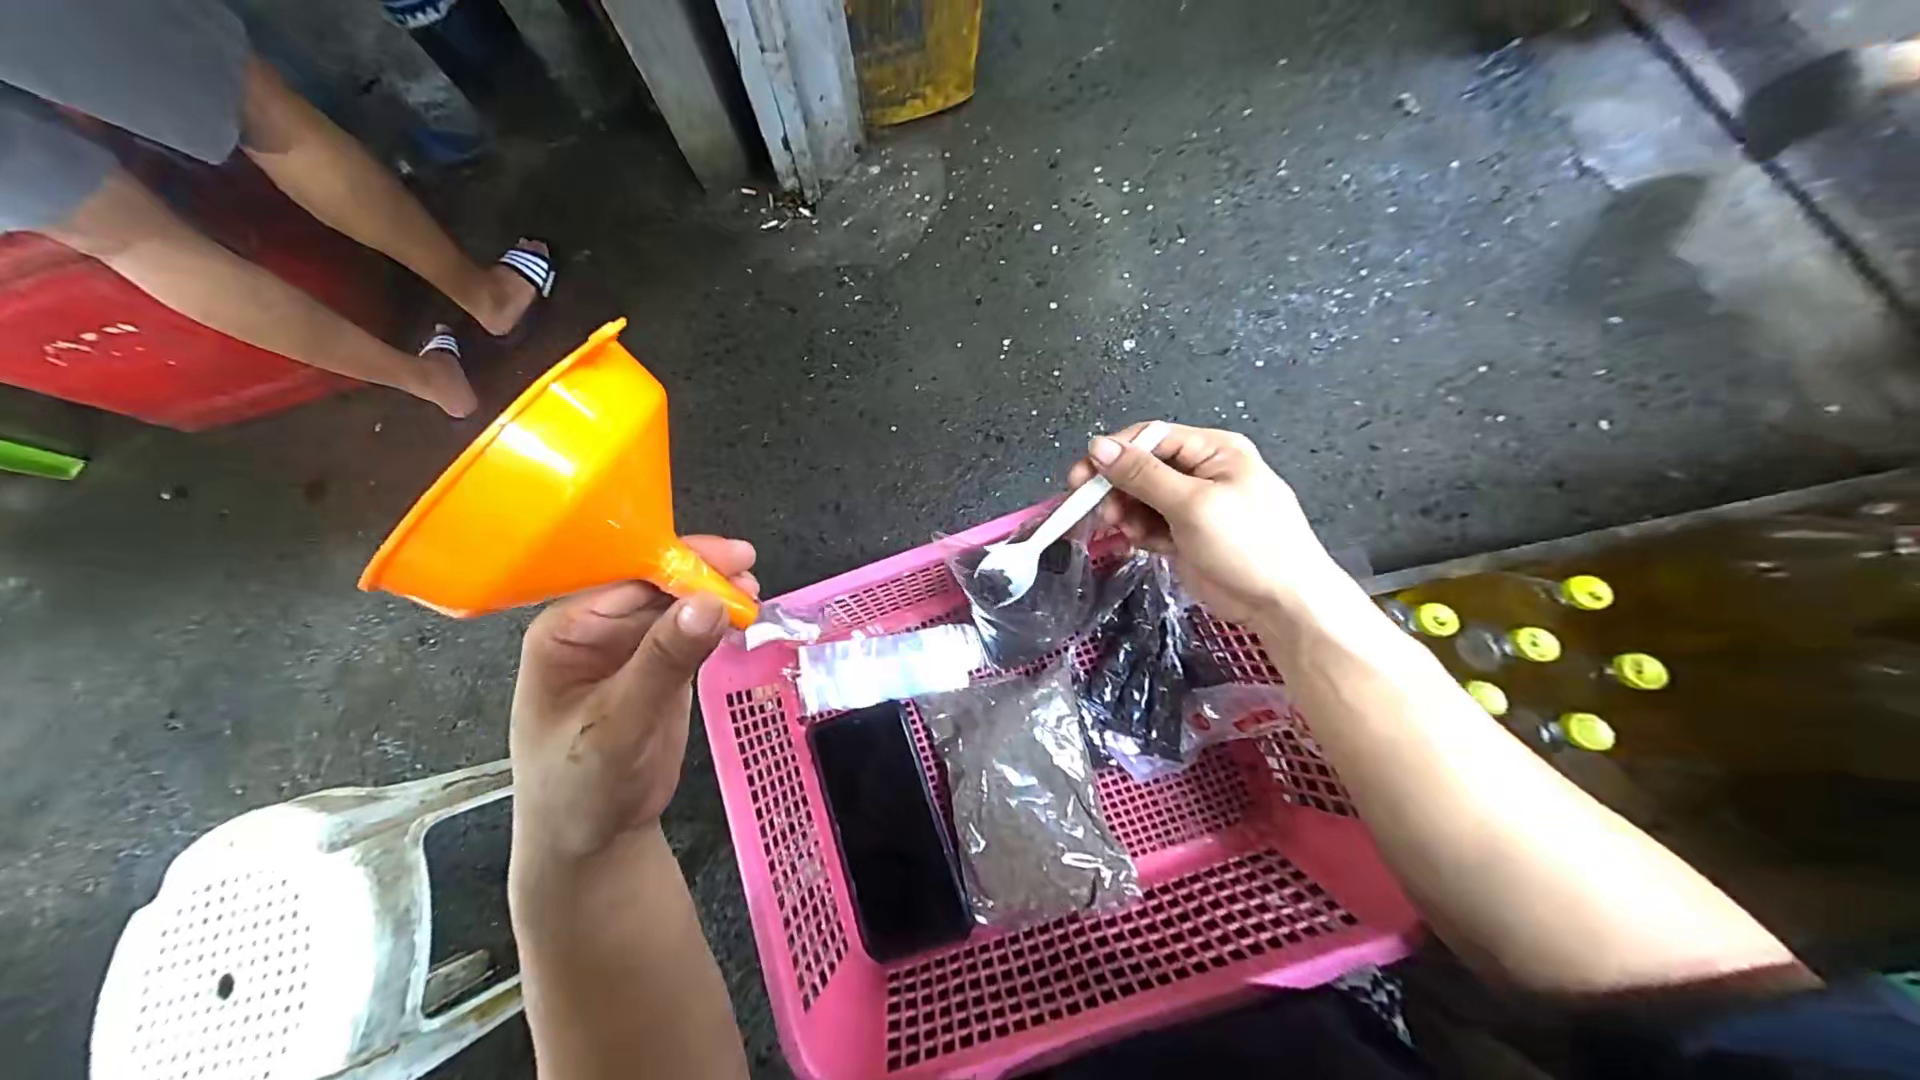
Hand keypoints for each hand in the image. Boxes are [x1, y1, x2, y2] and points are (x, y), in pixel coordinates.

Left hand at [509, 536, 758, 863]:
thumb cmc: (580, 786)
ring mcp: (631, 647)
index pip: (624, 579)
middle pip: (655, 585)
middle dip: (701, 574)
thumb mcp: (619, 721)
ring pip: (678, 606)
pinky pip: (692, 632)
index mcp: (566, 631)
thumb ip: (663, 660)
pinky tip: (742, 615)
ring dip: (714, 595)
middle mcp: (597, 629)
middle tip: (748, 568)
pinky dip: (718, 622)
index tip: (727, 556)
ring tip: (752, 592)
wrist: (593, 841)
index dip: (676, 562)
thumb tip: (710, 602)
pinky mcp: (660, 666)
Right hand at [1068, 423, 1349, 623]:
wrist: (1282, 604)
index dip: (1112, 456)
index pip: (1150, 439)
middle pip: (1140, 468)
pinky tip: (1144, 543)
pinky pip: (1148, 522)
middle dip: (1118, 489)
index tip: (1081, 479)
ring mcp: (1192, 503)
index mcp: (1213, 450)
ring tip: (1130, 532)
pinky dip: (1139, 531)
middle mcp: (1201, 470)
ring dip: (1127, 513)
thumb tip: (1099, 447)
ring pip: (1140, 497)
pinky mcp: (1184, 532)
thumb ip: (1143, 475)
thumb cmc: (1249, 546)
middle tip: (1102, 513)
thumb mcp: (1192, 504)